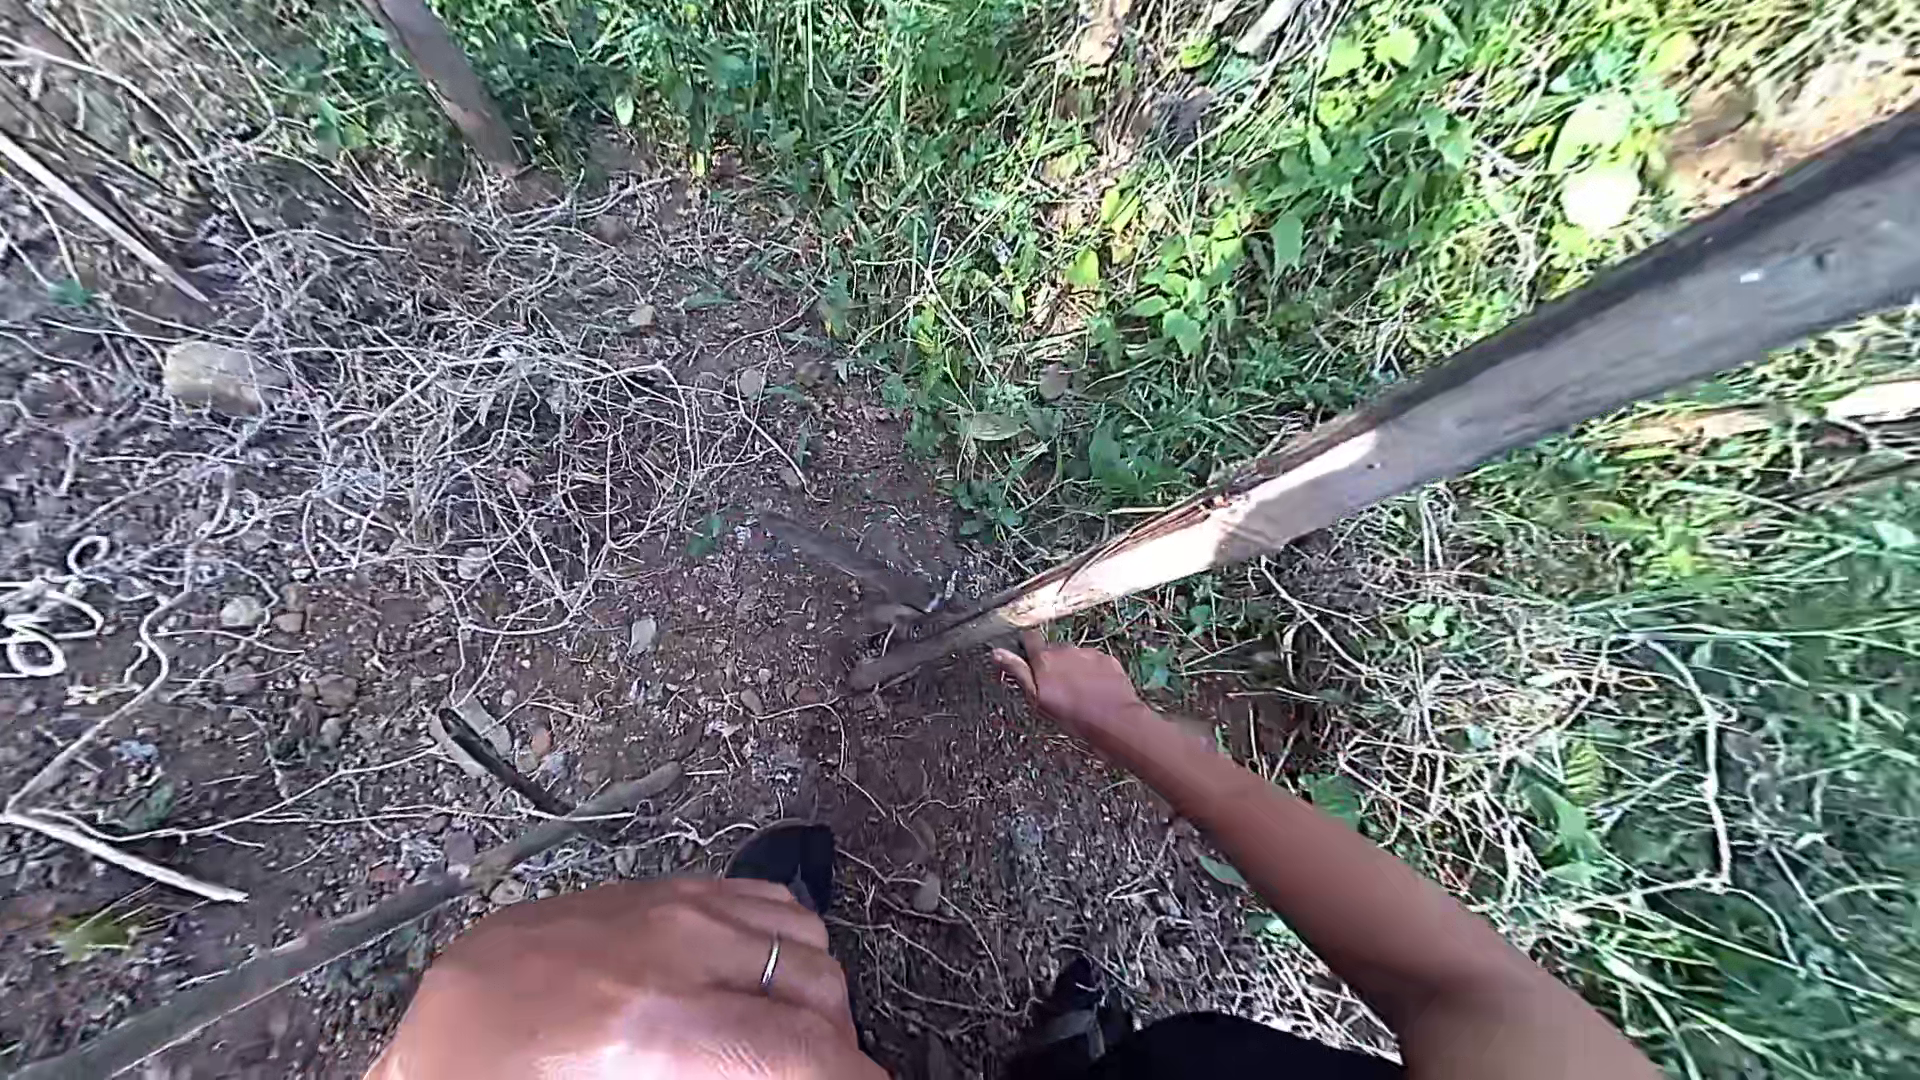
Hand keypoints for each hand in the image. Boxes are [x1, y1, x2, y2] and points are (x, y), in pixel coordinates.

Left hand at [366, 878, 884, 1079]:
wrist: (447, 1005)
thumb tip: (761, 1078)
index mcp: (652, 1029)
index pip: (794, 1049)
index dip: (851, 1077)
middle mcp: (686, 946)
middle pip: (815, 986)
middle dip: (837, 1044)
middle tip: (819, 1078)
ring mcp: (686, 901)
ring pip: (805, 935)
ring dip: (817, 993)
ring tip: (795, 1040)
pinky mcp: (680, 883)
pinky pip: (772, 899)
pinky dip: (794, 942)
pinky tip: (771, 980)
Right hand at [991, 629, 1152, 738]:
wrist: (1114, 721)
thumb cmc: (1074, 715)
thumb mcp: (1037, 699)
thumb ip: (1017, 672)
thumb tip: (997, 653)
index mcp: (1044, 658)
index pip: (1029, 638)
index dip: (1027, 649)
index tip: (1029, 661)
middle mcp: (1065, 649)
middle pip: (1052, 650)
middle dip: (1052, 665)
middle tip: (1055, 689)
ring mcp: (1088, 653)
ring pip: (1074, 657)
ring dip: (1072, 669)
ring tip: (1077, 693)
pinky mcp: (1107, 659)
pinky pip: (1094, 662)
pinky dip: (1092, 673)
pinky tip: (1094, 691)